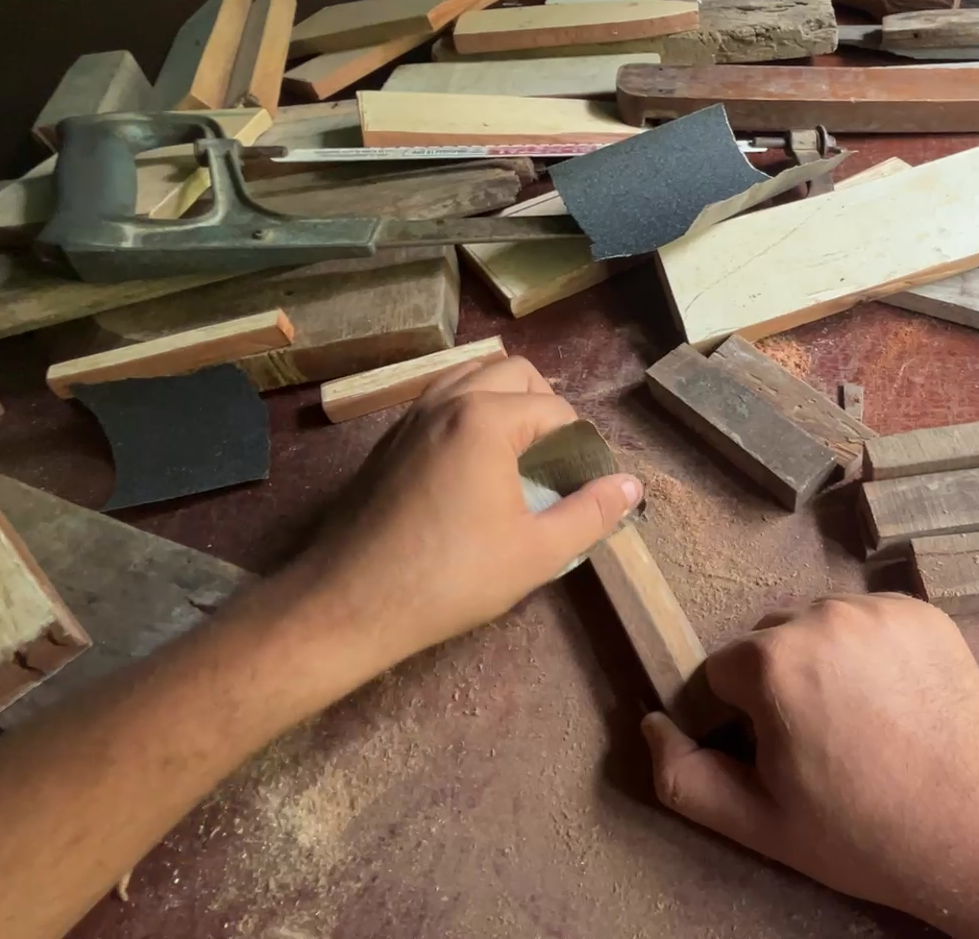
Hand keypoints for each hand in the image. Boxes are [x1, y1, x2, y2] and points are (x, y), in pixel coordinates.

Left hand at [283, 355, 640, 677]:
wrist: (346, 605)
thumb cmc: (449, 578)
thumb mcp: (537, 552)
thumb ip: (593, 513)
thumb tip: (632, 486)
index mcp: (486, 419)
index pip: (557, 410)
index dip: (582, 445)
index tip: (586, 484)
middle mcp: (448, 400)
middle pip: (517, 372)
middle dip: (547, 406)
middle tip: (557, 459)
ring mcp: (412, 414)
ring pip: (474, 374)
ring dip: (507, 399)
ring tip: (520, 450)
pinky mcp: (390, 437)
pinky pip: (442, 397)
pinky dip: (471, 408)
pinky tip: (476, 460)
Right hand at [640, 593, 978, 922]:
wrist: (977, 825)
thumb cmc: (861, 829)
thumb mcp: (758, 822)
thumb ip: (684, 777)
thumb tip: (650, 723)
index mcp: (772, 661)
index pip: (725, 671)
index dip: (745, 716)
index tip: (783, 752)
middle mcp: (821, 616)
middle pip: (772, 640)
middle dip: (782, 681)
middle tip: (825, 737)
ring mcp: (875, 607)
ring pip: (820, 625)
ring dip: (827, 659)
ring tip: (863, 715)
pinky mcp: (918, 608)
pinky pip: (869, 617)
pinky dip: (872, 647)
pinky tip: (895, 694)